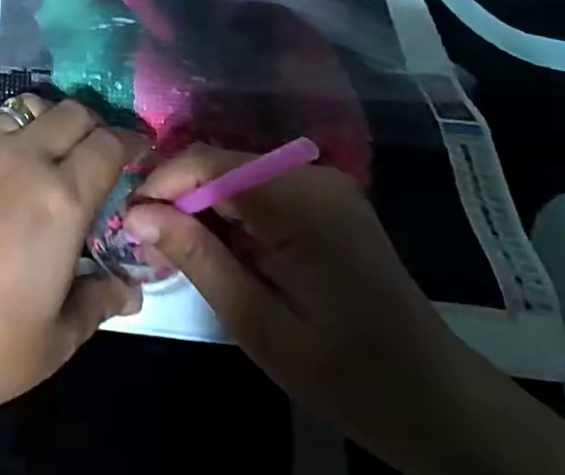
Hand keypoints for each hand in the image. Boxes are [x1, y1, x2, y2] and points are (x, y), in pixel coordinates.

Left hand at [0, 96, 141, 436]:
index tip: (139, 155)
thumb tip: (129, 288)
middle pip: (71, 112)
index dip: (131, 144)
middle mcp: (24, 159)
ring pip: (26, 105)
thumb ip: (99, 300)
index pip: (109, 144)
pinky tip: (2, 147)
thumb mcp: (59, 336)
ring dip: (47, 120)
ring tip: (50, 153)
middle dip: (93, 127)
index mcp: (63, 198)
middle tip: (98, 156)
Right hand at [124, 146, 564, 474]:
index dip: (160, 184)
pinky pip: (254, 190)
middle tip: (145, 241)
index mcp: (301, 202)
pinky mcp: (322, 200)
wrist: (436, 402)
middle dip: (176, 198)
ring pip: (231, 175)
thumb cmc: (347, 372)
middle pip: (218, 165)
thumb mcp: (258, 323)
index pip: (207, 163)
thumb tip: (136, 212)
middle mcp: (312, 178)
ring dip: (198, 207)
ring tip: (173, 249)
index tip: (128, 221)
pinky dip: (226, 214)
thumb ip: (196, 257)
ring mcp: (321, 186)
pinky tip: (215, 248)